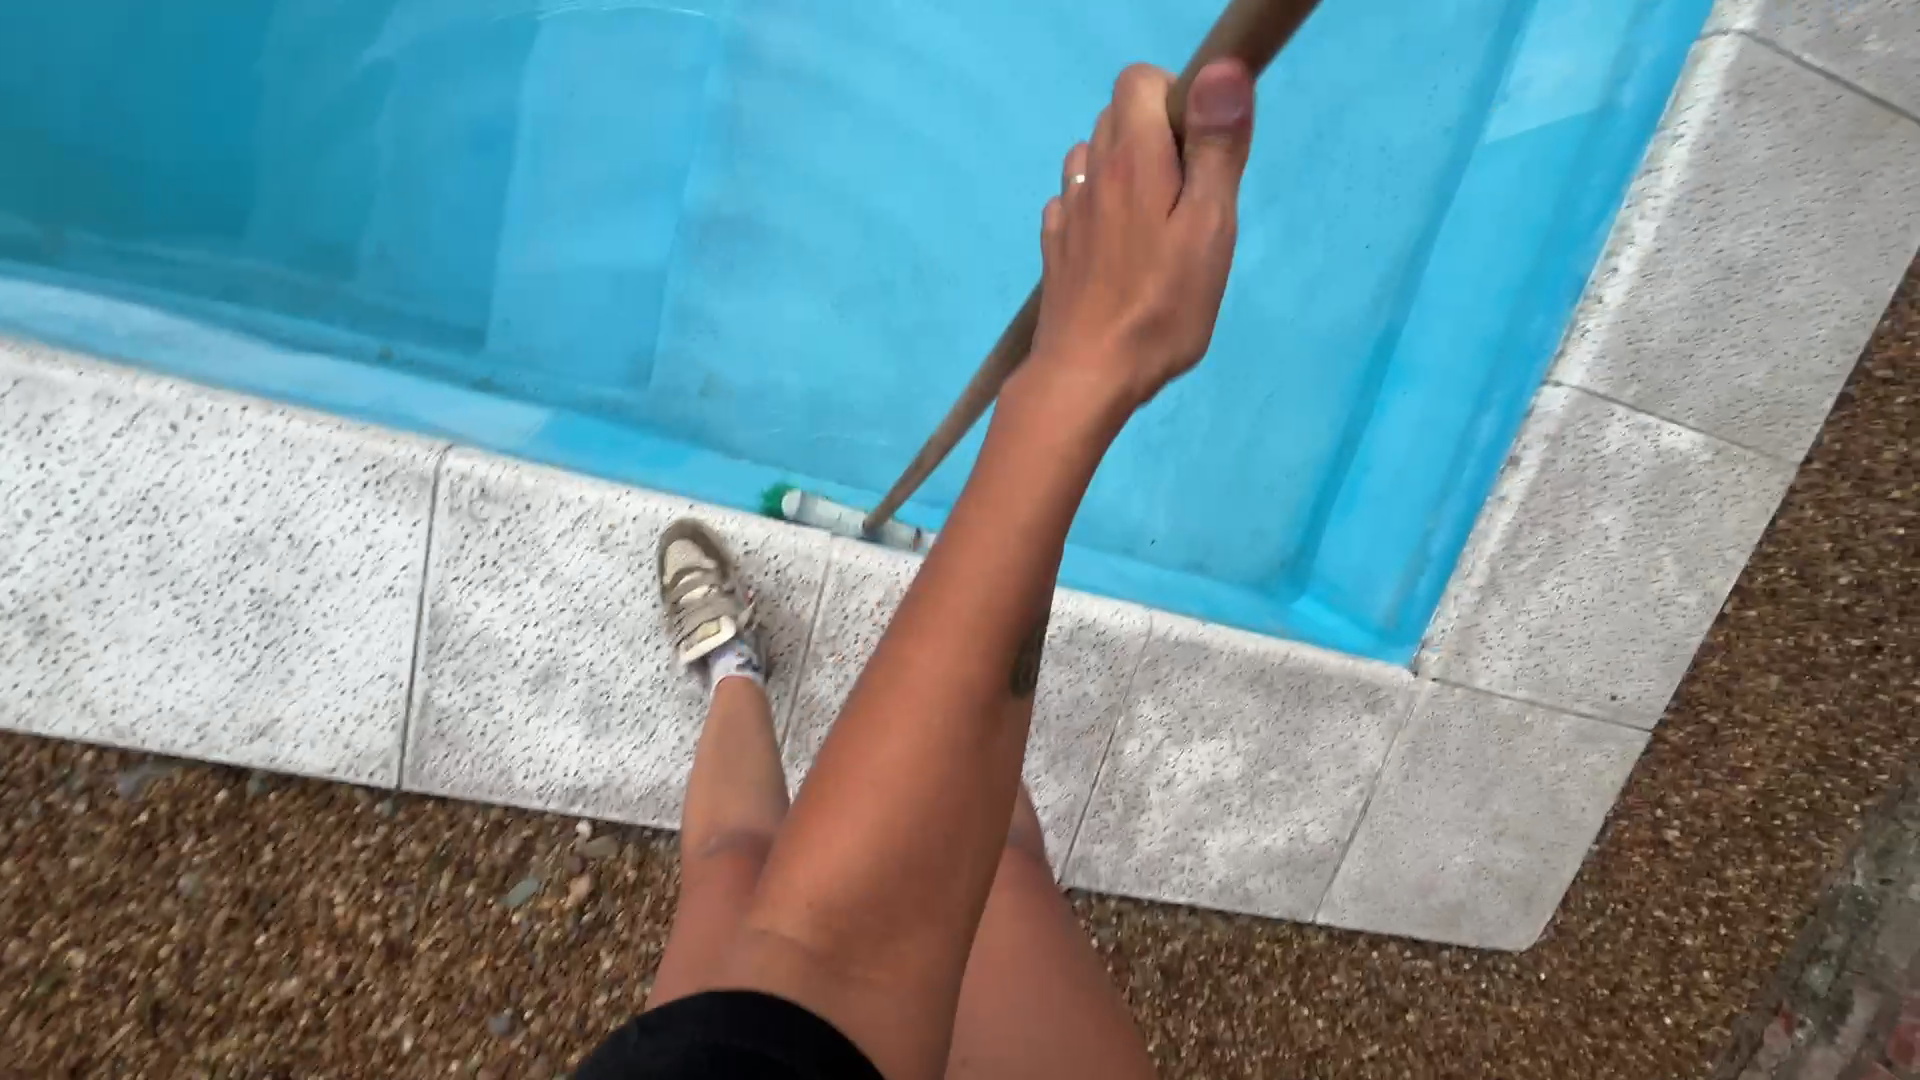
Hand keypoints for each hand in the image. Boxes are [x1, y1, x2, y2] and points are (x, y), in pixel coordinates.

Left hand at [1024, 60, 1256, 413]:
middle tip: (1185, 201)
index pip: (1139, 80)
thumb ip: (1215, 148)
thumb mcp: (1208, 228)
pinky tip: (1113, 252)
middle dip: (1154, 139)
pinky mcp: (1053, 252)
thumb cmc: (1159, 308)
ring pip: (1090, 162)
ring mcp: (1065, 215)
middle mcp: (1089, 175)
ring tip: (1149, 228)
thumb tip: (1221, 70)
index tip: (1199, 153)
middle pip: (1115, 119)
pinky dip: (1094, 211)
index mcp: (1131, 158)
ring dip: (1121, 175)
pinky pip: (1072, 205)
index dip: (1174, 100)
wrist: (1086, 375)